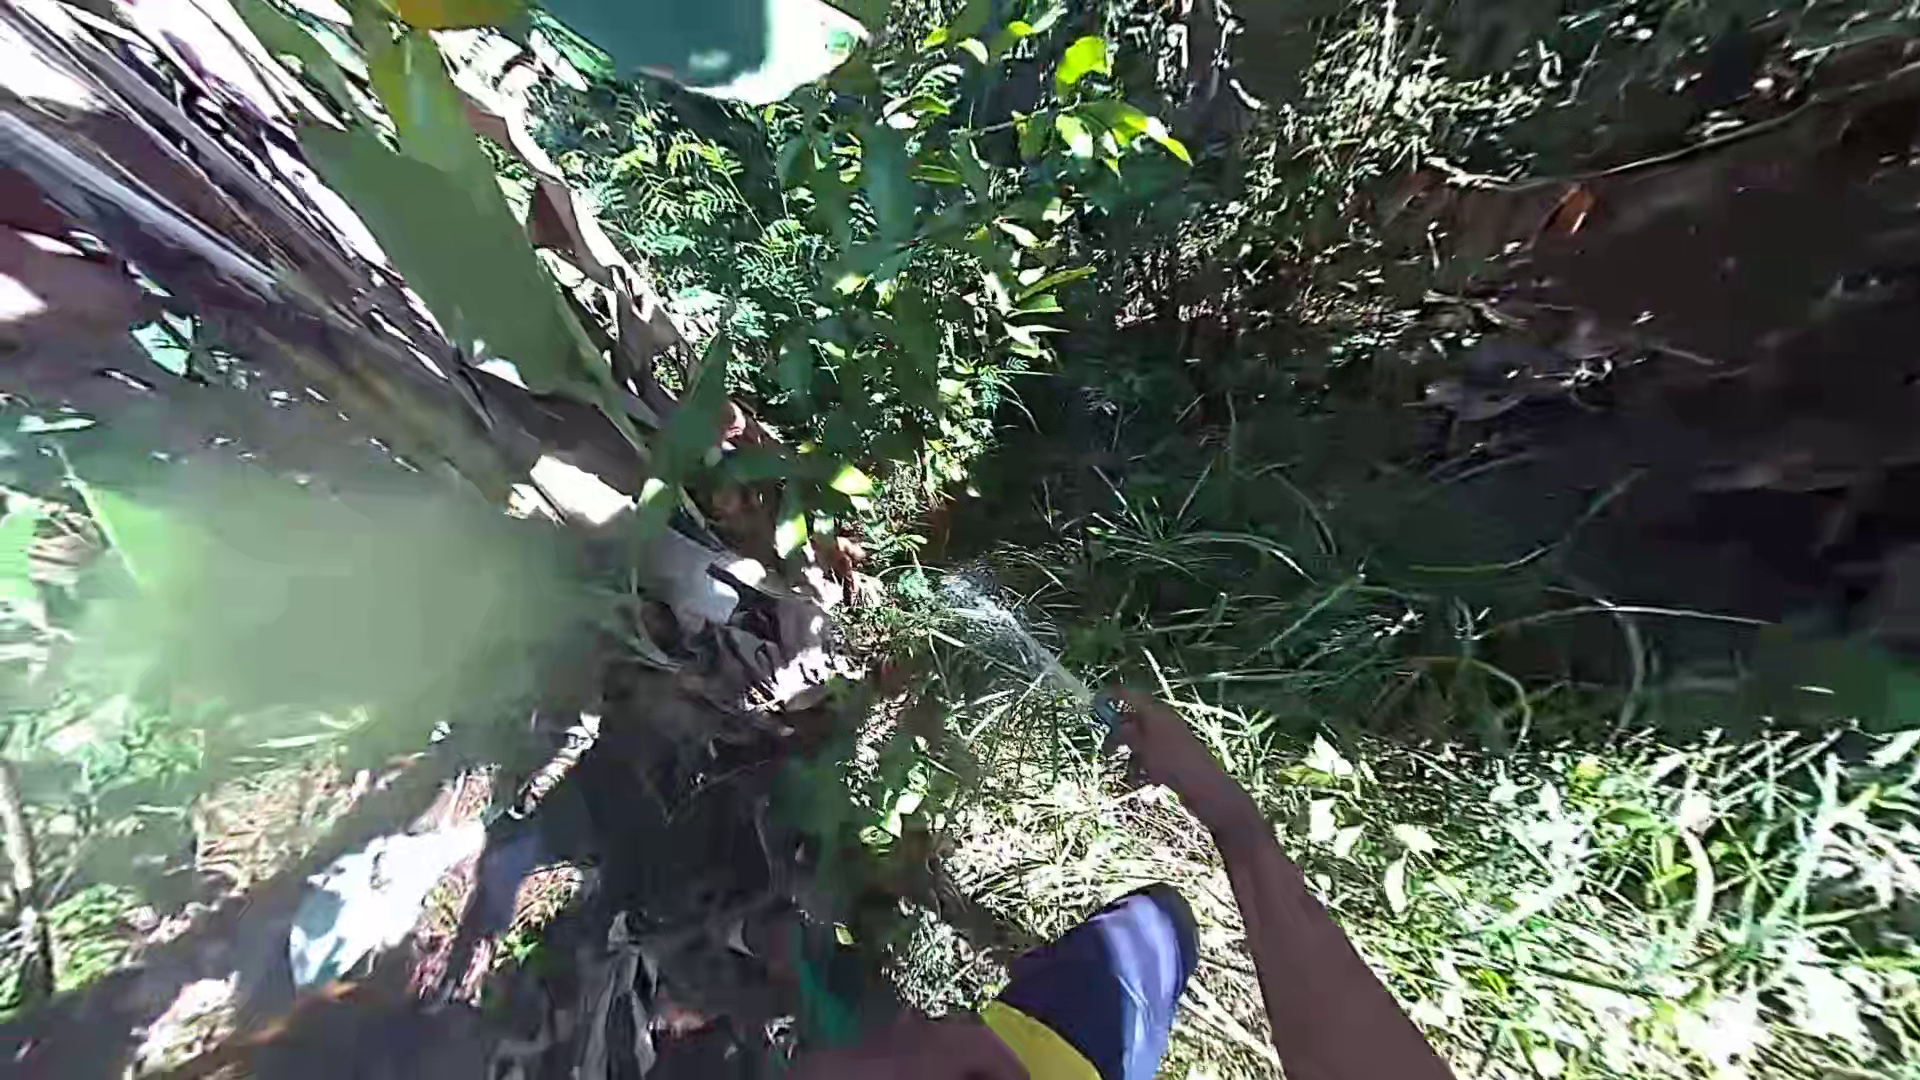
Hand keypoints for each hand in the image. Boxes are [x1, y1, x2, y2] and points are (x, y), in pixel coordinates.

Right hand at [1106, 689, 1259, 833]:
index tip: (1094, 704)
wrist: (1209, 793)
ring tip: (1129, 775)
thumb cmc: (1174, 765)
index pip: (1130, 696)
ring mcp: (1170, 741)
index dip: (1111, 697)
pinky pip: (1151, 758)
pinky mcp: (1174, 759)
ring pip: (1140, 742)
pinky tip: (1142, 782)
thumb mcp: (1143, 746)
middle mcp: (1163, 722)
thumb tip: (1113, 722)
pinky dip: (1142, 768)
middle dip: (1118, 735)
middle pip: (1133, 720)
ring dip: (1130, 756)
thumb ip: (1126, 732)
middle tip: (1106, 751)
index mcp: (1157, 713)